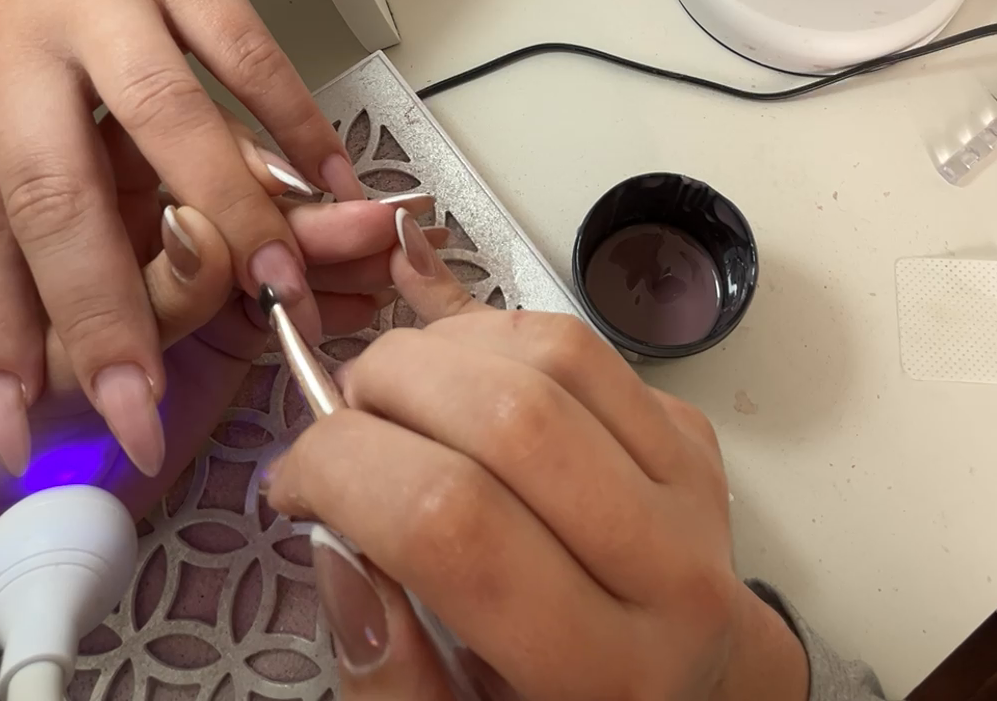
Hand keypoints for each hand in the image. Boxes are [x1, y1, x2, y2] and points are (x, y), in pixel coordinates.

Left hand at [0, 181, 443, 621]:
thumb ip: (141, 294)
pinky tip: (373, 298)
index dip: (248, 180)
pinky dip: (330, 303)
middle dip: (315, 222)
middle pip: (249, 207)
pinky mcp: (230, 321)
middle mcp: (153, 224)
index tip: (305, 199)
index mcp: (89, 202)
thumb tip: (204, 228)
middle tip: (378, 228)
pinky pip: (288, 303)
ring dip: (338, 259)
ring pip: (279, 252)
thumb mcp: (61, 359)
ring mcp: (200, 273)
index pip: (178, 168)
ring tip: (399, 261)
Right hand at [265, 212, 810, 699]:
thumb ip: (387, 673)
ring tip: (399, 383)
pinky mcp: (690, 428)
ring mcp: (688, 477)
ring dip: (447, 345)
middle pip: (513, 415)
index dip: (346, 471)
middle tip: (344, 414)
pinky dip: (499, 331)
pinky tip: (459, 366)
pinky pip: (583, 342)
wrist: (703, 685)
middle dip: (391, 384)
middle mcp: (667, 561)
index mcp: (604, 668)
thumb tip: (333, 536)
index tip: (293, 479)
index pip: (456, 523)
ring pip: (555, 352)